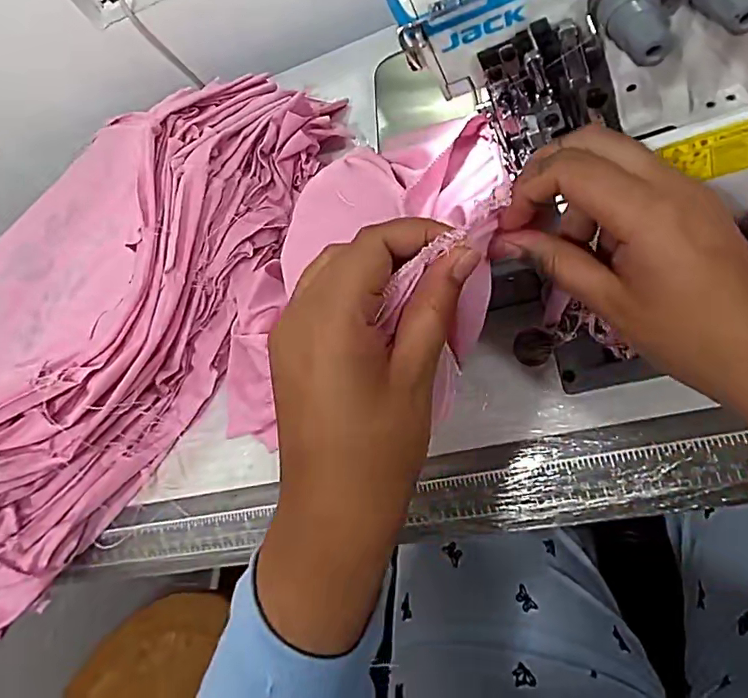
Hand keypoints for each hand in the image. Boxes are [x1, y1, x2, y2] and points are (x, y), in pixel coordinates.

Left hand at [257, 217, 479, 654]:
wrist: (329, 515)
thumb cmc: (379, 450)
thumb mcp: (415, 372)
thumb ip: (435, 302)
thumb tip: (462, 252)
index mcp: (328, 315)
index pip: (373, 243)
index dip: (418, 233)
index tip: (459, 245)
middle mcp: (297, 310)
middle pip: (351, 250)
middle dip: (401, 247)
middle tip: (447, 266)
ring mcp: (286, 327)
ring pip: (333, 266)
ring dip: (378, 264)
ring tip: (421, 284)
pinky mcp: (287, 344)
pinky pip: (320, 293)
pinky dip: (355, 286)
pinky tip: (385, 309)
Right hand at [495, 125, 747, 409]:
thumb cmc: (693, 340)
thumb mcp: (613, 305)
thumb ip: (558, 261)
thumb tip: (512, 240)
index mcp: (646, 210)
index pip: (569, 167)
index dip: (529, 189)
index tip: (513, 224)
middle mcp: (668, 182)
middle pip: (590, 139)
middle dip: (548, 167)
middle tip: (528, 211)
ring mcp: (686, 186)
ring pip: (613, 153)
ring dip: (579, 182)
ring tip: (572, 242)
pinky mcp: (695, 198)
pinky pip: (637, 174)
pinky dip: (606, 192)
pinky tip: (605, 242)